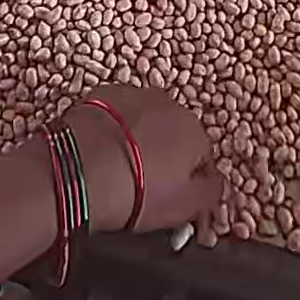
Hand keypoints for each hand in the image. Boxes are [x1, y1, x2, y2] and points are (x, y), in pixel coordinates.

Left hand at [63, 84, 219, 232]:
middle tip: (144, 181)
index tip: (172, 193)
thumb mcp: (185, 207)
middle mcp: (169, 104)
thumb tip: (216, 182)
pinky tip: (104, 147)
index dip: (188, 179)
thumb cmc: (136, 190)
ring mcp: (135, 94)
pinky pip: (117, 111)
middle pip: (173, 132)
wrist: (83, 167)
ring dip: (138, 135)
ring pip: (145, 118)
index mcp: (194, 131)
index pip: (201, 157)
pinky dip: (114, 124)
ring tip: (120, 164)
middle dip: (163, 153)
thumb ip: (210, 192)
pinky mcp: (104, 92)